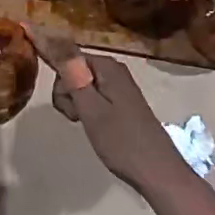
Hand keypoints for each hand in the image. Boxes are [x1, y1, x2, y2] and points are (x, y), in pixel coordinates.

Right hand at [48, 54, 187, 191]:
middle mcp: (114, 70)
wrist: (158, 171)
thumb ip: (73, 77)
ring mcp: (120, 86)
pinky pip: (96, 97)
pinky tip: (97, 127)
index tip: (68, 105)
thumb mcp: (91, 109)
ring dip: (79, 104)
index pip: (68, 58)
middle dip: (70, 94)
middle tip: (78, 117)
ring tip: (88, 124)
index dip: (62, 81)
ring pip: (84, 86)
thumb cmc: (121, 141)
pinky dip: (90, 111)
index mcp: (107, 66)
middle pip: (76, 71)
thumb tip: (57, 43)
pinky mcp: (123, 101)